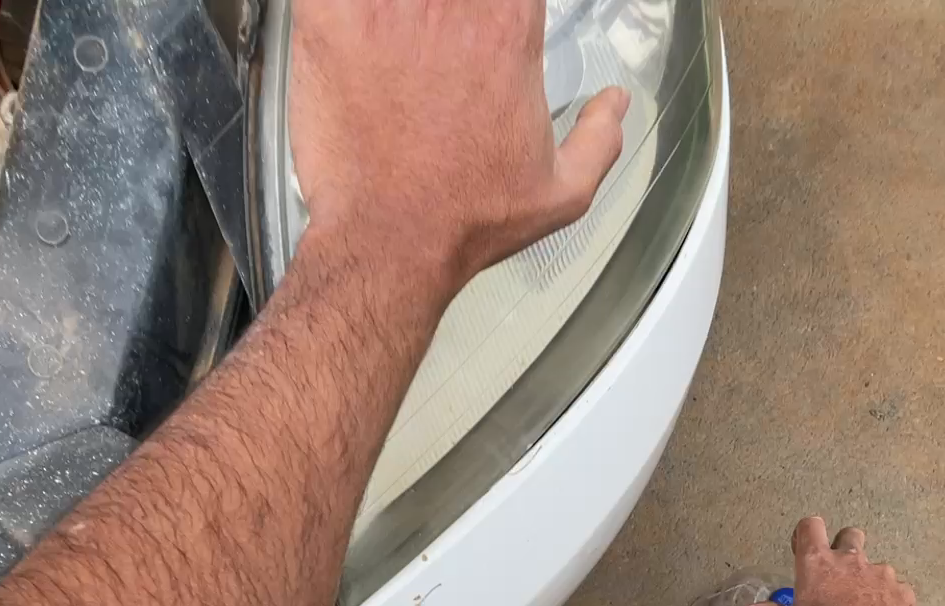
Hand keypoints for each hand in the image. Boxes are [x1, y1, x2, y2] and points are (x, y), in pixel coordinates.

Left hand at [288, 0, 629, 298]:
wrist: (391, 244)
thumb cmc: (469, 221)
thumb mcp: (562, 196)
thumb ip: (600, 140)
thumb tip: (615, 103)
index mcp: (509, 27)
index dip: (505, 7)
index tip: (496, 27)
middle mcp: (452, 2)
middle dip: (453, 12)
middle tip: (441, 41)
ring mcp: (385, 4)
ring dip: (402, 10)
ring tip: (403, 41)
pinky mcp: (329, 18)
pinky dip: (340, 6)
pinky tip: (355, 26)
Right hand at [742, 517, 924, 605]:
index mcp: (816, 563)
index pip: (810, 526)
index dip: (805, 532)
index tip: (801, 546)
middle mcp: (848, 559)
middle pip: (848, 534)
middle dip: (842, 544)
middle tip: (835, 568)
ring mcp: (877, 571)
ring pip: (871, 562)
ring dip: (863, 575)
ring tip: (857, 600)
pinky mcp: (898, 587)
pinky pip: (890, 586)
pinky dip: (884, 596)